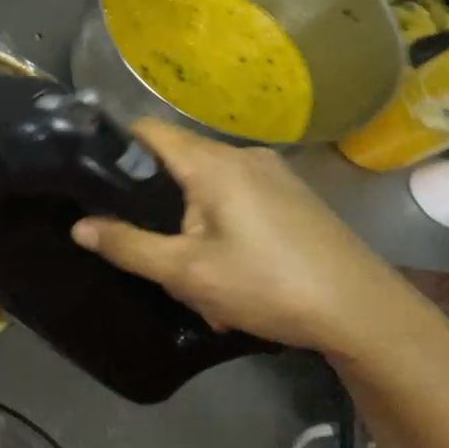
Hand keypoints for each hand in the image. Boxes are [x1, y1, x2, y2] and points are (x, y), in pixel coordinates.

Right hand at [70, 120, 425, 356]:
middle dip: (153, 202)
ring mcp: (275, 177)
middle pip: (175, 162)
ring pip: (205, 188)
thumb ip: (126, 245)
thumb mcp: (185, 272)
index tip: (89, 174)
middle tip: (141, 243)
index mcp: (213, 164)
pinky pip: (235, 201)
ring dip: (188, 225)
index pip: (147, 130)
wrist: (370, 317)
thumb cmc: (269, 285)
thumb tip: (79, 226)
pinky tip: (226, 273)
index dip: (112, 144)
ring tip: (188, 271)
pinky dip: (218, 230)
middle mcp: (244, 158)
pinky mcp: (294, 199)